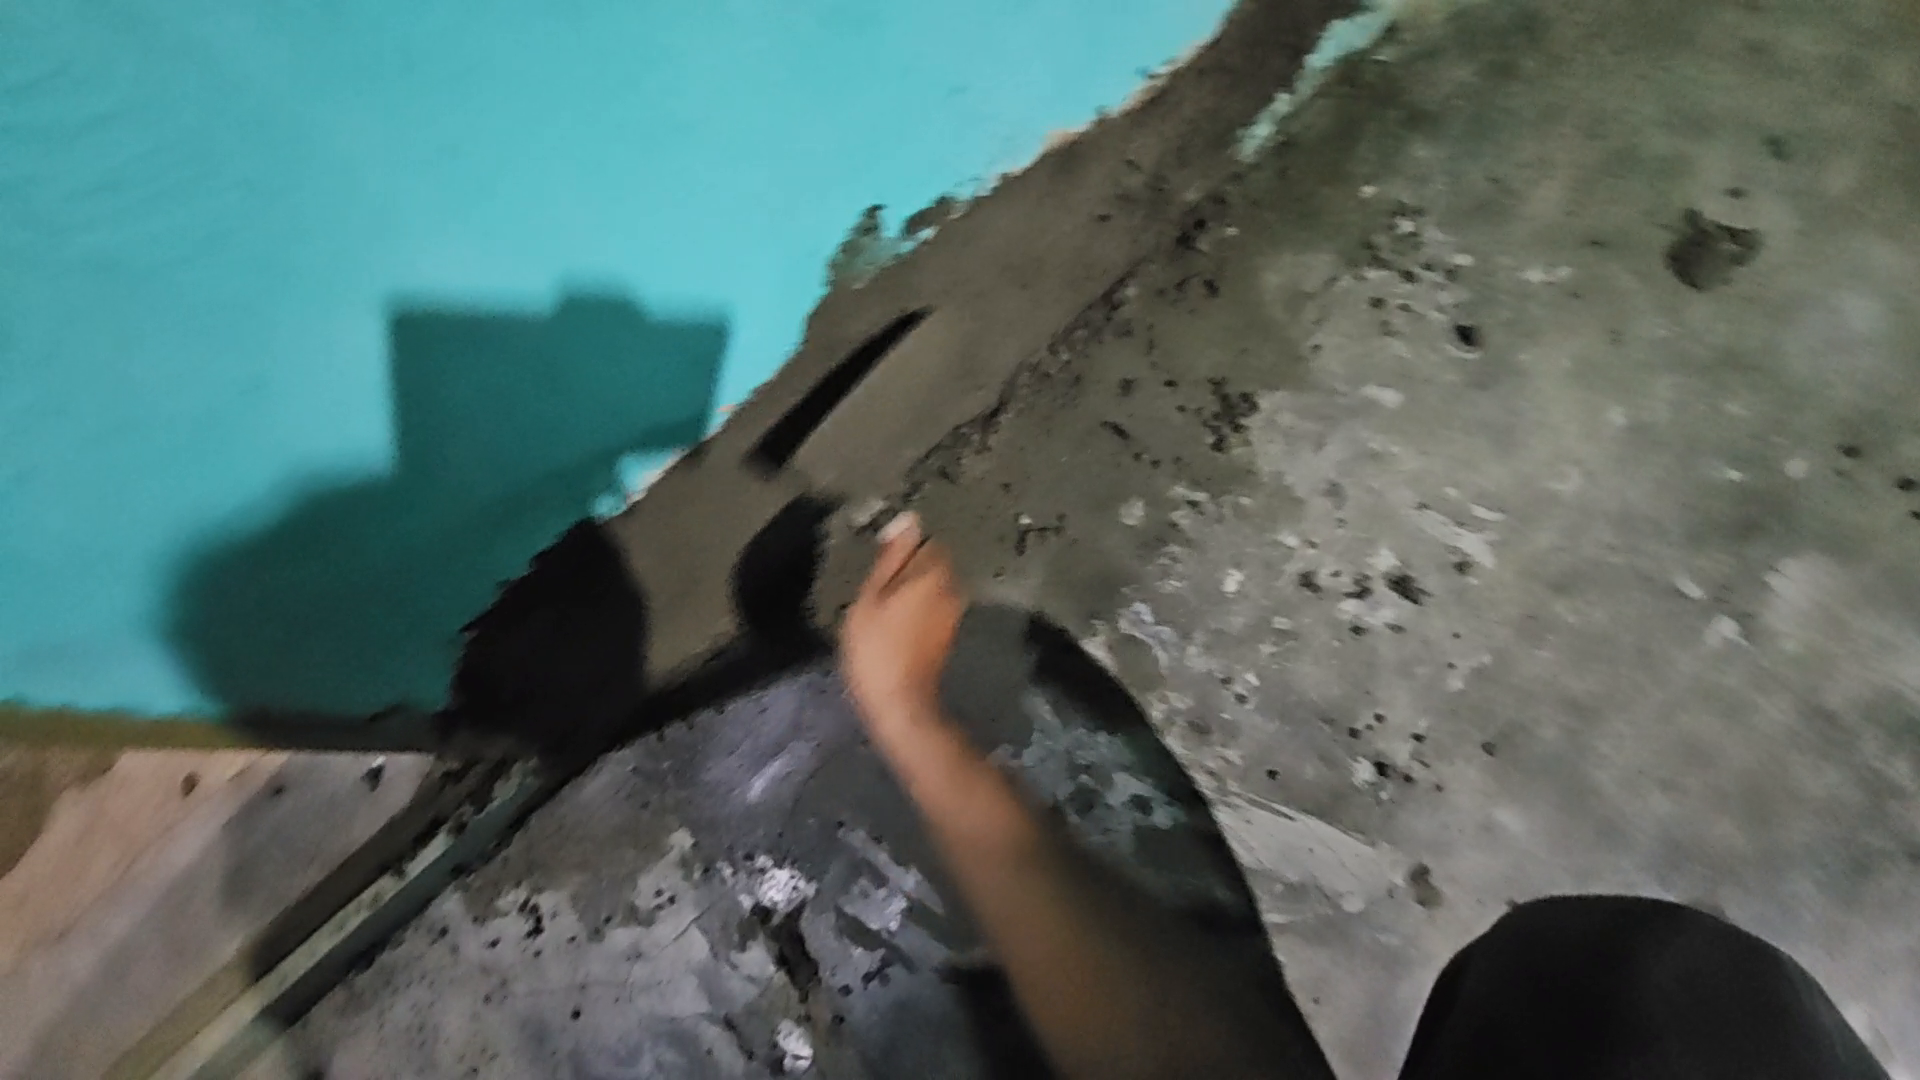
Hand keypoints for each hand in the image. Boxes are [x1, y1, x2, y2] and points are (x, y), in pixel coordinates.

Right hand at [839, 513, 967, 728]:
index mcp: (935, 574)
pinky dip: (919, 610)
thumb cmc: (876, 647)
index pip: (928, 541)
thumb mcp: (871, 596)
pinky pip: (935, 607)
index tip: (881, 569)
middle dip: (911, 570)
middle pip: (933, 564)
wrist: (899, 702)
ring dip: (914, 591)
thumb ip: (892, 557)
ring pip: (934, 586)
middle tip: (879, 592)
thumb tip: (909, 520)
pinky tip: (898, 628)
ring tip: (886, 611)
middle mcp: (953, 589)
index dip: (903, 550)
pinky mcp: (950, 633)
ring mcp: (955, 612)